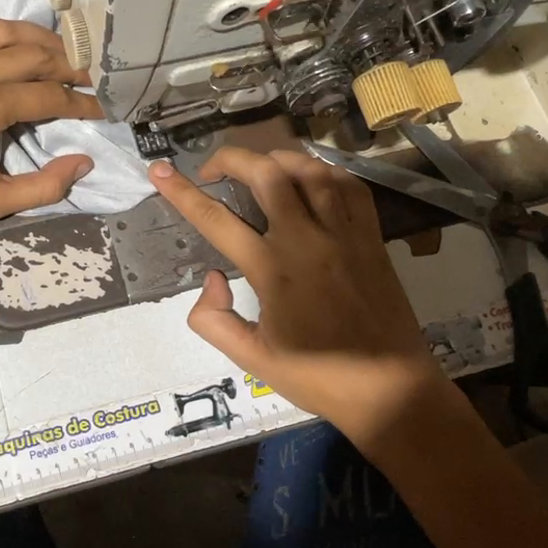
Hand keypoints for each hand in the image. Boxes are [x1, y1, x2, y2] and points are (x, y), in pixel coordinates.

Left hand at [0, 20, 104, 258]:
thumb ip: (44, 186)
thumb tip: (84, 164)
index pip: (47, 95)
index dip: (80, 102)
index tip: (101, 109)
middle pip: (29, 53)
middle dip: (66, 63)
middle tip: (88, 76)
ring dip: (33, 38)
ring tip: (56, 53)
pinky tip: (3, 47)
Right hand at [147, 147, 452, 448]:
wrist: (389, 389)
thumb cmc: (317, 378)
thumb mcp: (251, 359)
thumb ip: (213, 320)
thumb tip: (213, 279)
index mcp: (272, 270)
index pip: (216, 220)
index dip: (182, 193)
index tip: (158, 171)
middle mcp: (307, 241)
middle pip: (267, 174)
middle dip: (232, 159)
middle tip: (213, 170)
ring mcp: (345, 235)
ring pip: (310, 170)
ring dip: (277, 158)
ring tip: (259, 168)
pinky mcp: (372, 238)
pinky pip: (350, 187)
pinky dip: (324, 172)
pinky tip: (311, 179)